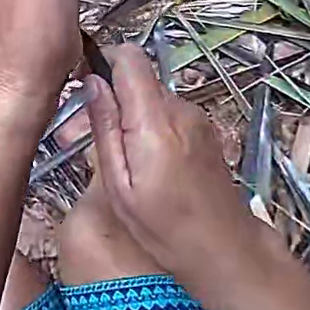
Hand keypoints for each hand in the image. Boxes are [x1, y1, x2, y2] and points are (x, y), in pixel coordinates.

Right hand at [89, 46, 270, 301]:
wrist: (227, 252)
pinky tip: (138, 157)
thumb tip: (91, 82)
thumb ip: (104, 127)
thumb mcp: (119, 184)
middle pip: (135, 76)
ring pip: (148, 93)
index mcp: (156, 122)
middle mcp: (180, 109)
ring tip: (111, 152)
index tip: (83, 86)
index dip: (102, 61)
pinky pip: (164, 110)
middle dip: (107, 95)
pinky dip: (145, 122)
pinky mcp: (203, 127)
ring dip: (125, 111)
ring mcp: (196, 116)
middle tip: (82, 132)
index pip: (129, 58)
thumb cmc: (165, 227)